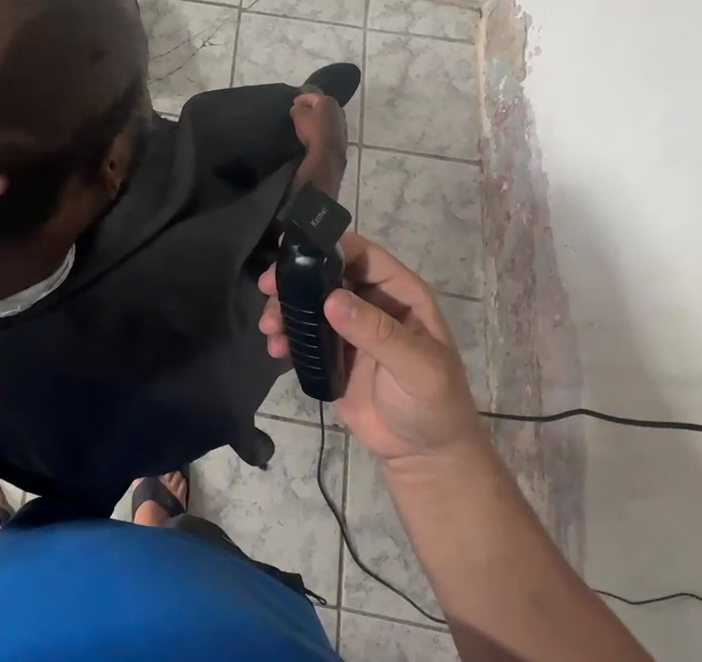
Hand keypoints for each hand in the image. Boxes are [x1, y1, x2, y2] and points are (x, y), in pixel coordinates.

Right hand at [258, 230, 481, 469]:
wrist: (423, 455)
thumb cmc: (434, 405)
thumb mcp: (416, 367)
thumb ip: (377, 332)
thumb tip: (331, 299)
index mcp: (399, 294)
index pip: (362, 255)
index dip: (329, 245)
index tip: (292, 249)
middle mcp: (371, 303)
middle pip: (326, 274)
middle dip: (294, 278)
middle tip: (267, 287)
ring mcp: (349, 329)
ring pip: (309, 303)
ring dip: (285, 309)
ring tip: (269, 327)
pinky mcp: (331, 354)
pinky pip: (303, 335)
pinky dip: (285, 336)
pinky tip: (275, 349)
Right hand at [290, 88, 347, 163]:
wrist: (327, 153)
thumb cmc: (312, 130)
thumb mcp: (298, 116)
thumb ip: (297, 109)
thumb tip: (297, 108)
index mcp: (328, 101)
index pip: (312, 96)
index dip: (301, 98)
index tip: (294, 102)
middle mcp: (338, 109)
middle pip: (322, 105)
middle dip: (312, 107)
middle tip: (301, 110)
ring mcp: (342, 123)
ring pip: (328, 116)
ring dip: (319, 118)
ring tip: (309, 122)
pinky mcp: (343, 135)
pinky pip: (331, 127)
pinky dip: (324, 127)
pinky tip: (317, 133)